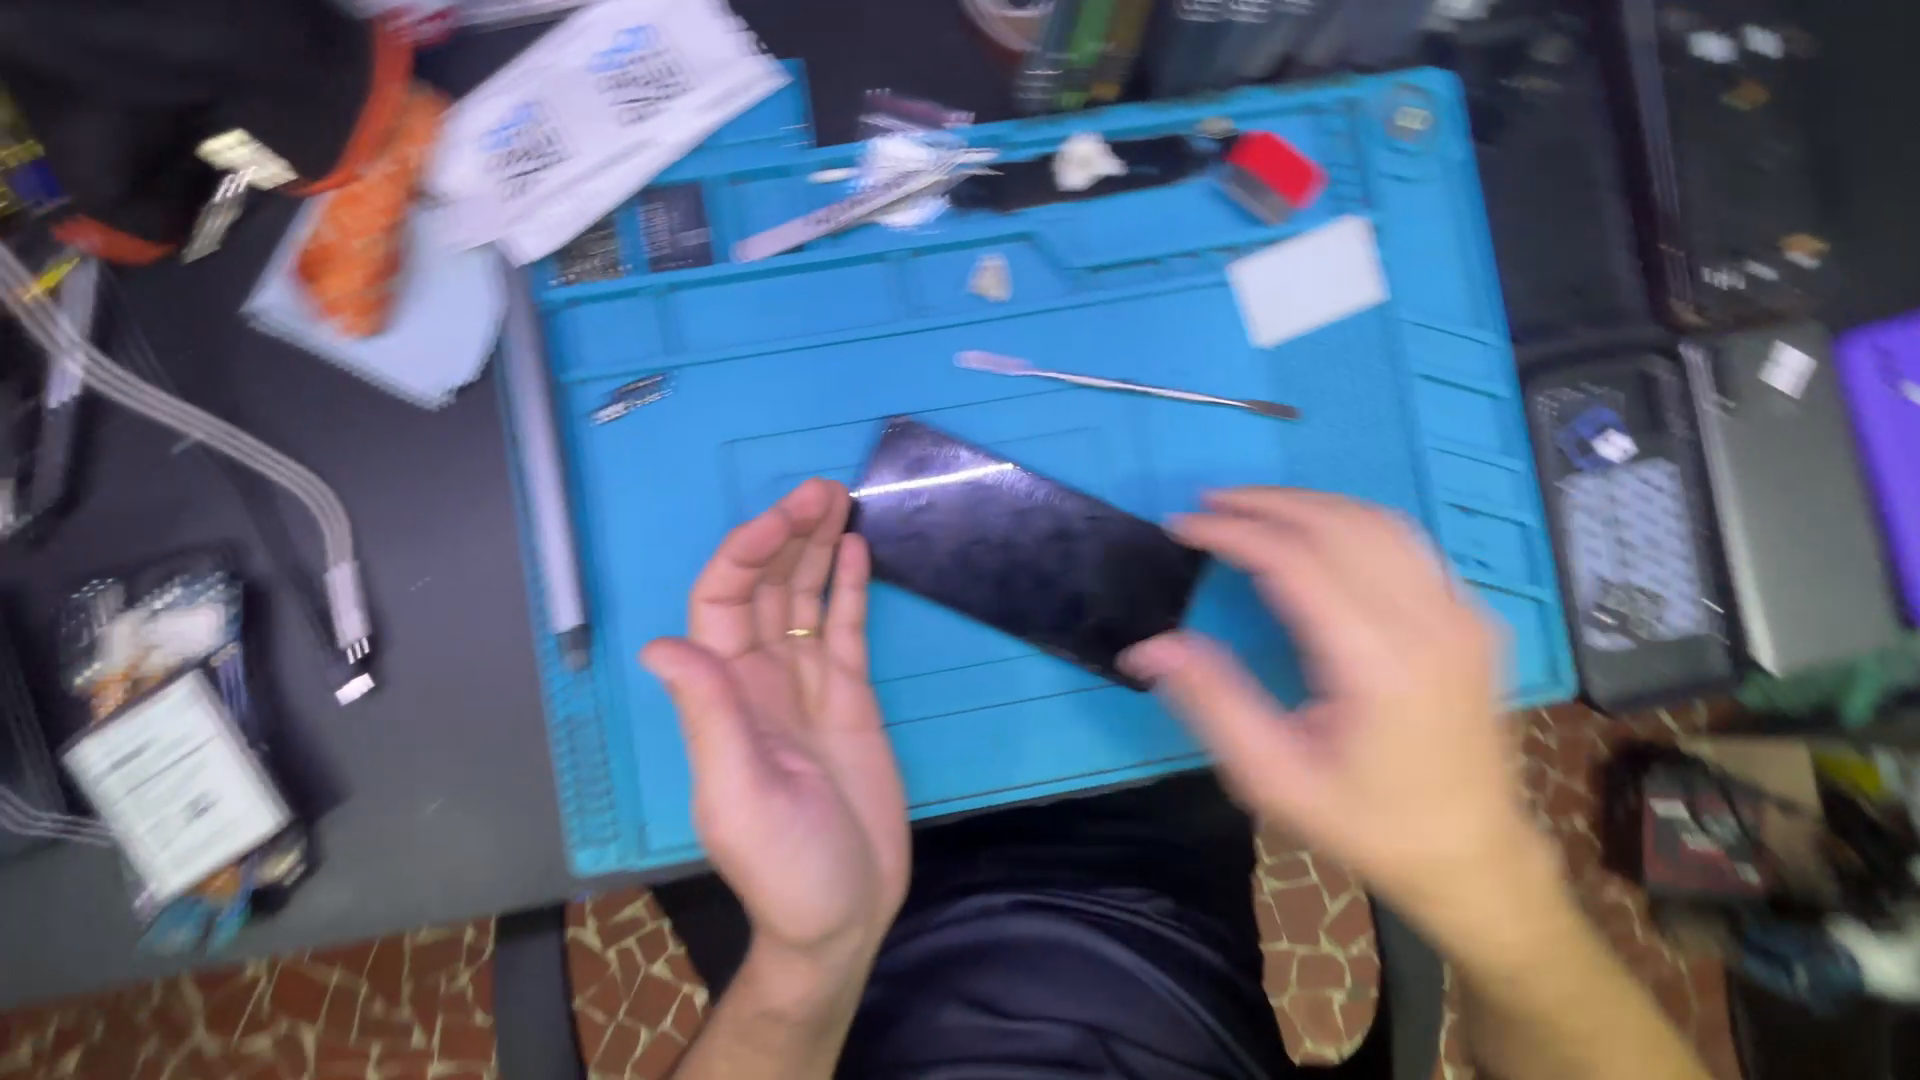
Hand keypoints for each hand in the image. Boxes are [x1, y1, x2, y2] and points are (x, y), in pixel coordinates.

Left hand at [642, 479, 908, 975]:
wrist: (845, 912)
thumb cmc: (787, 865)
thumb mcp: (743, 793)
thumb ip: (711, 717)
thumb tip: (662, 644)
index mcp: (724, 695)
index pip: (723, 600)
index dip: (747, 552)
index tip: (785, 517)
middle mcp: (760, 677)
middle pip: (767, 587)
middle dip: (787, 534)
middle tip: (823, 489)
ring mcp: (808, 685)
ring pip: (806, 598)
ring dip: (817, 548)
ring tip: (838, 499)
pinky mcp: (851, 697)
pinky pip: (846, 630)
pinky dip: (849, 589)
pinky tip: (854, 550)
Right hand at [1121, 489, 1561, 952]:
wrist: (1472, 852)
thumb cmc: (1365, 821)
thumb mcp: (1273, 778)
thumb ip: (1212, 703)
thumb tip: (1149, 647)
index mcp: (1378, 664)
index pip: (1297, 561)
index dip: (1233, 533)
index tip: (1182, 525)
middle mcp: (1429, 624)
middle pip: (1338, 525)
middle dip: (1265, 504)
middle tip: (1207, 504)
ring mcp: (1461, 614)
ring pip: (1377, 521)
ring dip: (1307, 503)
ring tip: (1250, 507)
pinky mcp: (1472, 616)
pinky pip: (1406, 541)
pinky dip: (1349, 520)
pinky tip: (1313, 529)